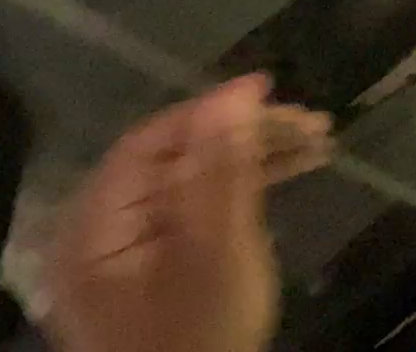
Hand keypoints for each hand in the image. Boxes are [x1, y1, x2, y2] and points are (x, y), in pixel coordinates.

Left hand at [45, 75, 333, 351]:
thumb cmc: (200, 340)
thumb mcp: (217, 253)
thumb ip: (224, 169)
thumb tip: (235, 93)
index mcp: (96, 227)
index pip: (152, 141)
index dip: (212, 108)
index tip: (270, 89)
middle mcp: (104, 232)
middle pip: (179, 157)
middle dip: (248, 134)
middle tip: (312, 124)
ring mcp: (133, 252)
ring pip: (198, 178)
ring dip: (258, 155)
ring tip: (319, 142)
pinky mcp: (162, 267)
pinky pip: (204, 207)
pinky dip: (248, 186)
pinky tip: (291, 171)